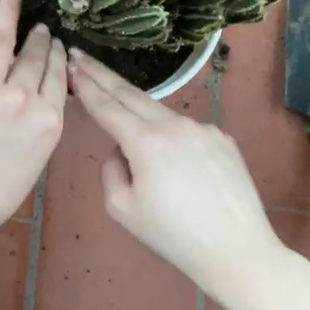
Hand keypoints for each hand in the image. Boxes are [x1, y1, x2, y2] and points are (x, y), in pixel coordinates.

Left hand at [0, 0, 66, 239]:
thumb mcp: (37, 158)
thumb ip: (43, 123)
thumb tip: (44, 96)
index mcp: (48, 119)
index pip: (58, 77)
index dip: (57, 57)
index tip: (57, 44)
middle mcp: (22, 98)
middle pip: (34, 58)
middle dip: (38, 39)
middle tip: (39, 26)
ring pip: (2, 40)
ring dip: (8, 12)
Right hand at [68, 49, 293, 302]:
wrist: (239, 253)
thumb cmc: (173, 237)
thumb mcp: (121, 208)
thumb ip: (111, 169)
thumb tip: (121, 149)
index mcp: (145, 142)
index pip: (106, 106)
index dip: (85, 84)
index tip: (70, 63)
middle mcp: (175, 125)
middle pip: (131, 94)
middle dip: (103, 75)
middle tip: (81, 56)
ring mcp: (203, 129)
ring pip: (159, 114)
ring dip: (137, 112)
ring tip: (123, 120)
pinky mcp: (223, 139)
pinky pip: (185, 131)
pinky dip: (169, 137)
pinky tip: (174, 167)